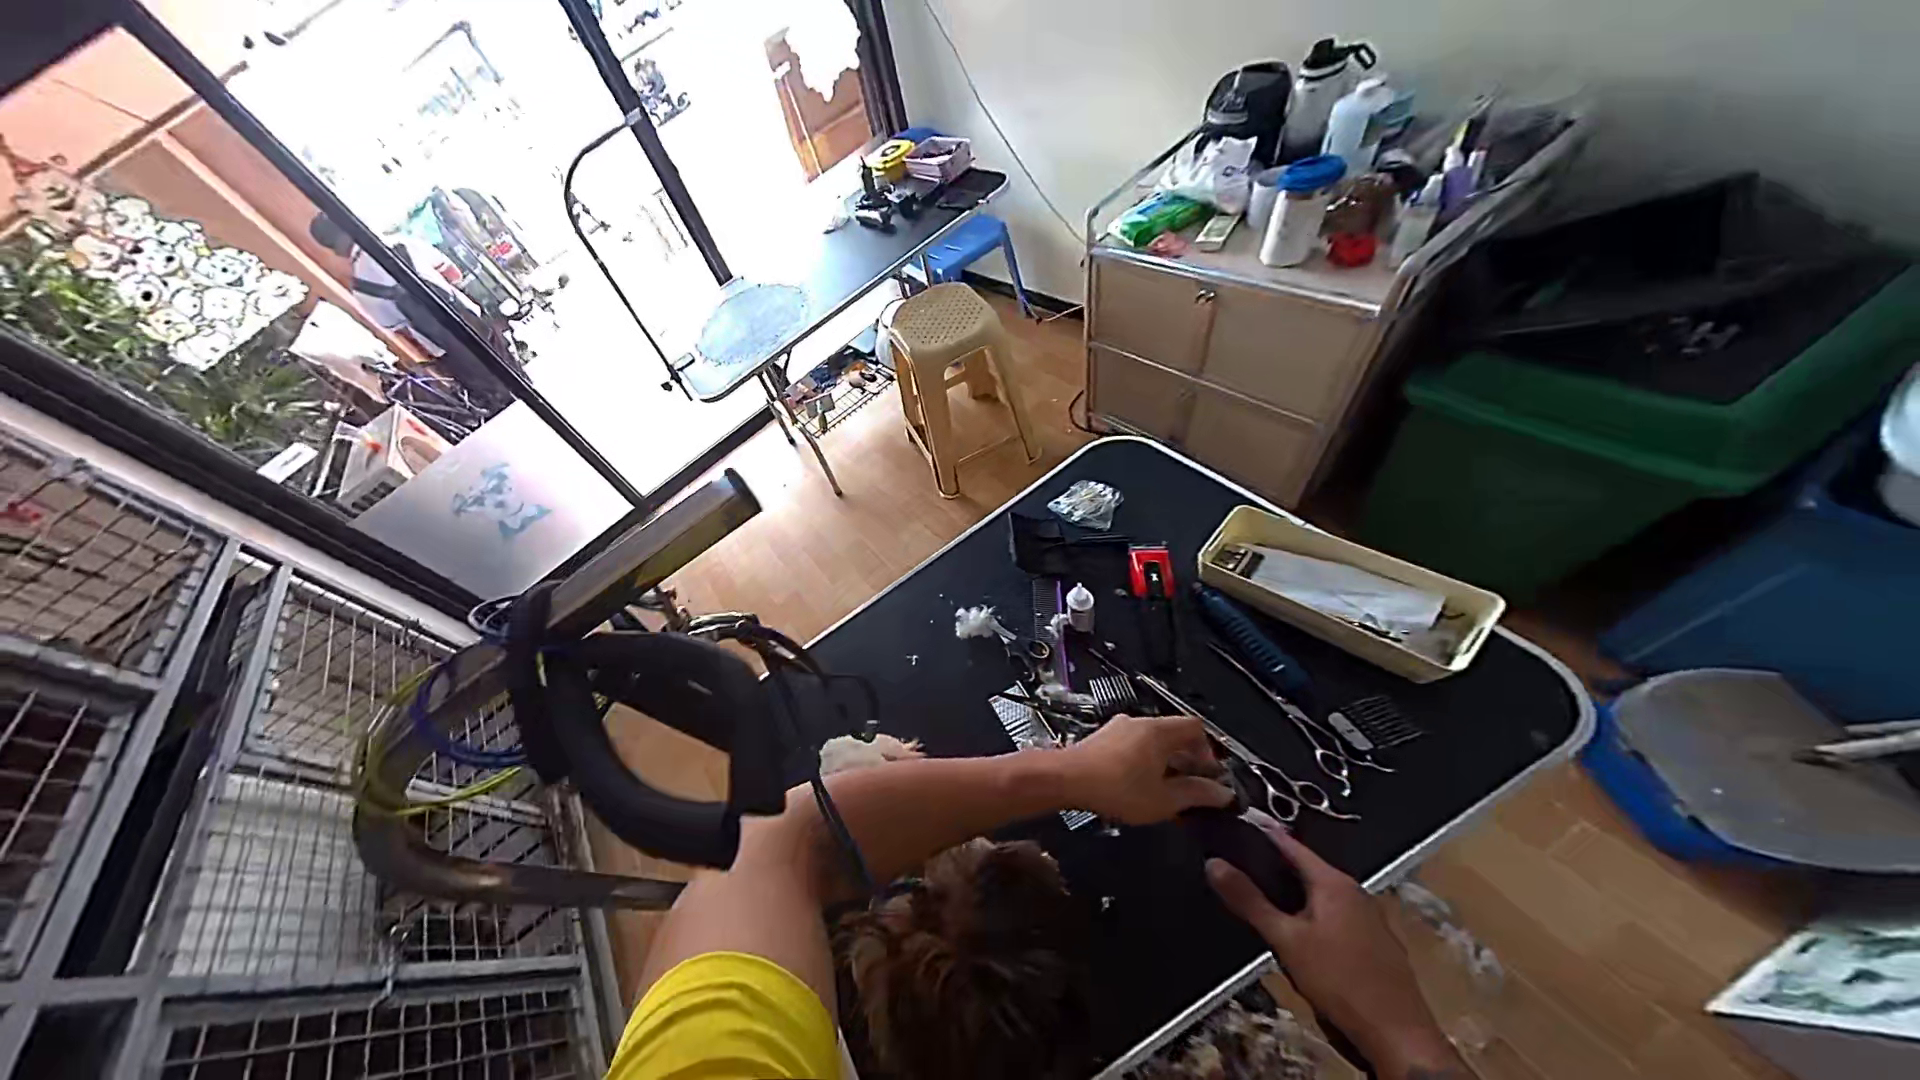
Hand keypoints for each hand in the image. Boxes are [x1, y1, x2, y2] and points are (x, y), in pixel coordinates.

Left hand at [1060, 714, 1233, 823]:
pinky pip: (1133, 744)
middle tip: (1191, 787)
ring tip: (1166, 790)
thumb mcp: (1164, 799)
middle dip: (1187, 759)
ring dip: (1165, 761)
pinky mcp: (1102, 738)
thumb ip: (1196, 794)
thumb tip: (1223, 793)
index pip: (1195, 728)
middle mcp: (1139, 722)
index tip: (1209, 776)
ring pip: (1152, 740)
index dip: (1209, 751)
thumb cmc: (1118, 788)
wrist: (1066, 779)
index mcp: (1159, 731)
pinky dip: (1144, 760)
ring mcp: (1118, 728)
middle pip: (1174, 733)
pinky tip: (1139, 784)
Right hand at [1205, 814, 1465, 1078]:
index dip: (1260, 831)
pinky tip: (1293, 929)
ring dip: (1290, 891)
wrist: (1401, 1042)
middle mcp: (1354, 892)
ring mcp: (1368, 919)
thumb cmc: (1341, 982)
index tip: (1232, 822)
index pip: (1289, 843)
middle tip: (1235, 862)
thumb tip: (1213, 863)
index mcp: (1334, 882)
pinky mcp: (1373, 944)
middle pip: (1304, 867)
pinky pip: (1332, 914)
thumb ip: (1248, 900)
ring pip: (1318, 893)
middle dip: (1271, 864)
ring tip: (1256, 893)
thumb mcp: (1285, 940)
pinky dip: (1308, 912)